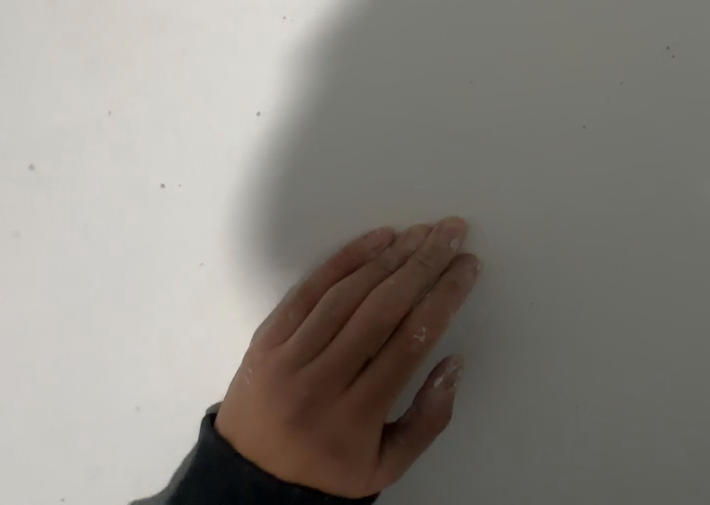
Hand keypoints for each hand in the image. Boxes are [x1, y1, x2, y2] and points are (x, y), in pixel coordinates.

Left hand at [216, 219, 479, 497]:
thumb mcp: (386, 466)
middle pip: (381, 309)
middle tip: (453, 232)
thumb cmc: (326, 473)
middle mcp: (319, 383)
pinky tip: (378, 238)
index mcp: (353, 417)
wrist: (241, 489)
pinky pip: (308, 290)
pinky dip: (345, 258)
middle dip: (424, 263)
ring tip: (424, 231)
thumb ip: (429, 419)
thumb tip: (455, 362)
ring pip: (347, 293)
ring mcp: (287, 359)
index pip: (410, 341)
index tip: (468, 266)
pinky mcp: (264, 342)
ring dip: (391, 255)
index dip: (444, 296)